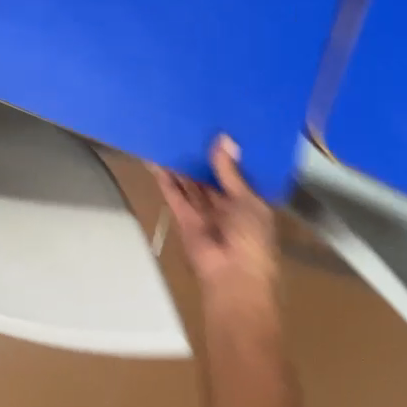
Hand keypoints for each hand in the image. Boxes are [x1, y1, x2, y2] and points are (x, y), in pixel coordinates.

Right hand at [152, 135, 279, 302]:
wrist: (234, 278)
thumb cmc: (252, 239)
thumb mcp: (248, 202)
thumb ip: (230, 172)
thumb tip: (223, 139)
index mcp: (249, 204)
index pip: (236, 175)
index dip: (226, 155)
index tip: (215, 129)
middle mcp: (226, 207)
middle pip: (210, 178)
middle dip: (200, 157)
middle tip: (187, 128)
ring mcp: (204, 213)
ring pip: (189, 184)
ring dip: (180, 165)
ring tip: (167, 138)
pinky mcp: (184, 218)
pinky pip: (173, 194)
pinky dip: (164, 178)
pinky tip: (154, 159)